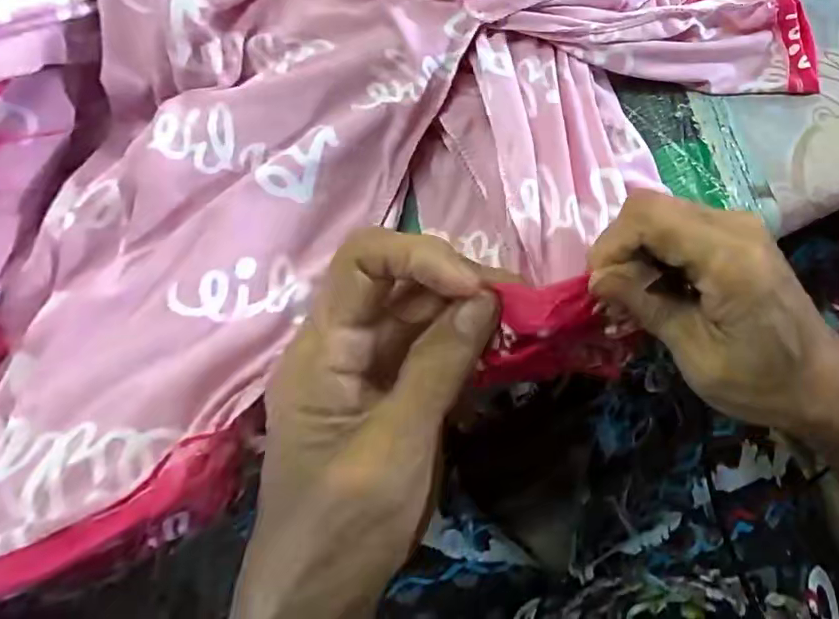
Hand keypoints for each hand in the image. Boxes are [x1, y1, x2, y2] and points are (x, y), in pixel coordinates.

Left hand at [235, 229, 501, 618]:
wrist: (318, 604)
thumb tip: (484, 297)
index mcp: (324, 349)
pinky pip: (438, 342)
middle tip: (517, 299)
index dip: (418, 255)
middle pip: (402, 278)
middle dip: (459, 278)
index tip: (471, 285)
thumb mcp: (393, 449)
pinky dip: (472, 336)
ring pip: (426, 306)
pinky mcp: (400, 385)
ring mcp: (375, 363)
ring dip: (473, 304)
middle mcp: (348, 342)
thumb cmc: (341, 528)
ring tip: (520, 315)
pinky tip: (503, 340)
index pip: (362, 261)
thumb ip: (436, 367)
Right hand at [587, 190, 838, 437]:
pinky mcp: (740, 235)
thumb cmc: (763, 382)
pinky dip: (661, 250)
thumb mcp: (697, 355)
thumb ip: (646, 305)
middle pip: (653, 207)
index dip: (612, 244)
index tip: (598, 288)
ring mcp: (739, 225)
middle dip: (621, 246)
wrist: (824, 386)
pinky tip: (660, 287)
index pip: (648, 215)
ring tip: (632, 296)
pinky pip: (685, 226)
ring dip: (640, 248)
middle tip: (612, 295)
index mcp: (727, 252)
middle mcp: (733, 223)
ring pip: (666, 213)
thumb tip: (597, 279)